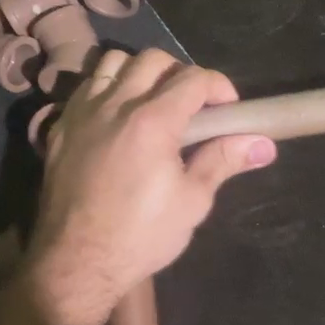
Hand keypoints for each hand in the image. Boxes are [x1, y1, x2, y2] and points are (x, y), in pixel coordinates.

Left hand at [25, 48, 275, 324]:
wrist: (75, 264)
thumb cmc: (141, 236)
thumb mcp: (192, 201)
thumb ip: (224, 160)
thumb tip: (264, 144)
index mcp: (153, 120)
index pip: (194, 78)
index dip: (219, 86)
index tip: (229, 109)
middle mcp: (116, 105)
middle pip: (154, 60)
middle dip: (181, 73)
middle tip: (194, 106)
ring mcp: (83, 113)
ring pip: (114, 63)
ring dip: (140, 73)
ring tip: (153, 102)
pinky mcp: (60, 128)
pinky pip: (86, 87)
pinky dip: (107, 88)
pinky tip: (117, 117)